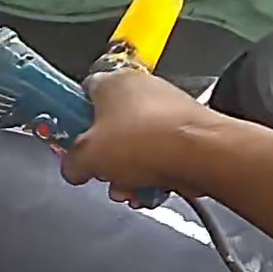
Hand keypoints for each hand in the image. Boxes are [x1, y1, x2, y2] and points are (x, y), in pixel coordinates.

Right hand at [62, 68, 224, 202]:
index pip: (82, 93)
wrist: (203, 155)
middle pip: (108, 126)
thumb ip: (71, 163)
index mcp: (113, 82)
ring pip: (134, 144)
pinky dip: (151, 173)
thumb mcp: (87, 157)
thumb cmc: (147, 142)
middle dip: (103, 156)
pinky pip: (158, 154)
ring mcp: (167, 109)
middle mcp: (141, 89)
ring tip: (129, 187)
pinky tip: (149, 188)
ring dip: (126, 171)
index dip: (72, 118)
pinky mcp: (186, 130)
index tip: (69, 138)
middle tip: (101, 171)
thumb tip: (72, 169)